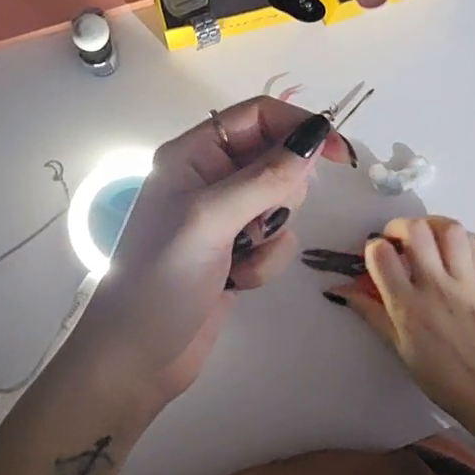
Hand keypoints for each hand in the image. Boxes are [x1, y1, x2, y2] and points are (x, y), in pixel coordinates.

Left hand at [63, 96, 349, 405]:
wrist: (137, 358)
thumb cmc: (160, 281)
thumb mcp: (209, 219)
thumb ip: (263, 178)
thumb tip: (313, 139)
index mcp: (192, 155)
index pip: (257, 116)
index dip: (298, 126)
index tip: (337, 152)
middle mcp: (209, 178)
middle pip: (277, 158)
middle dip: (281, 193)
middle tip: (259, 223)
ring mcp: (223, 218)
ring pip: (282, 203)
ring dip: (271, 234)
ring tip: (239, 257)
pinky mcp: (236, 253)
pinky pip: (276, 241)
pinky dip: (266, 262)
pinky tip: (237, 282)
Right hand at [327, 217, 474, 436]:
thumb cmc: (442, 378)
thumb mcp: (399, 349)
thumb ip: (372, 313)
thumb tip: (341, 290)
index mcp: (408, 307)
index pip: (381, 255)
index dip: (373, 247)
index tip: (376, 255)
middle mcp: (436, 287)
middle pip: (416, 231)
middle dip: (400, 227)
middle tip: (398, 239)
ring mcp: (467, 282)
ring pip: (449, 229)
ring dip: (432, 225)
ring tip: (427, 237)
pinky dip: (459, 239)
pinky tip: (452, 250)